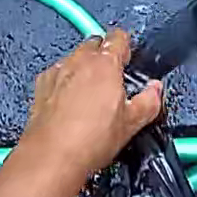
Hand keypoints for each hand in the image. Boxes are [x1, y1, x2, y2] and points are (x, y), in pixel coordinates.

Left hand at [20, 29, 162, 179]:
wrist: (51, 157)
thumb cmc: (89, 140)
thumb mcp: (131, 124)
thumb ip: (148, 101)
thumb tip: (155, 90)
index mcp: (105, 64)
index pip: (118, 38)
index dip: (125, 46)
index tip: (128, 57)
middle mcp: (80, 61)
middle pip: (95, 43)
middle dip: (104, 54)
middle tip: (112, 77)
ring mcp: (58, 71)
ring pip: (74, 57)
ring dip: (83, 66)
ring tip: (90, 92)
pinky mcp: (41, 85)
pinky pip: (57, 73)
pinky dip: (64, 80)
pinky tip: (68, 101)